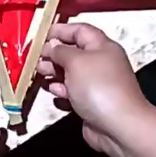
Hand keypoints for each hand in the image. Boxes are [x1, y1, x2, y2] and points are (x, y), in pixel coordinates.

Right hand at [36, 23, 152, 156]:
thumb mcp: (76, 61)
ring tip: (42, 78)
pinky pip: (73, 95)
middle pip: (73, 53)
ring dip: (55, 75)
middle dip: (53, 55)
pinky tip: (56, 96)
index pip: (80, 31)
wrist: (118, 126)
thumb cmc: (98, 87)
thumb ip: (60, 51)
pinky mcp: (91, 104)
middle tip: (37, 62)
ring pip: (70, 75)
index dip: (60, 31)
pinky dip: (62, 94)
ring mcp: (96, 85)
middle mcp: (100, 64)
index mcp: (102, 47)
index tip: (41, 36)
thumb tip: (52, 46)